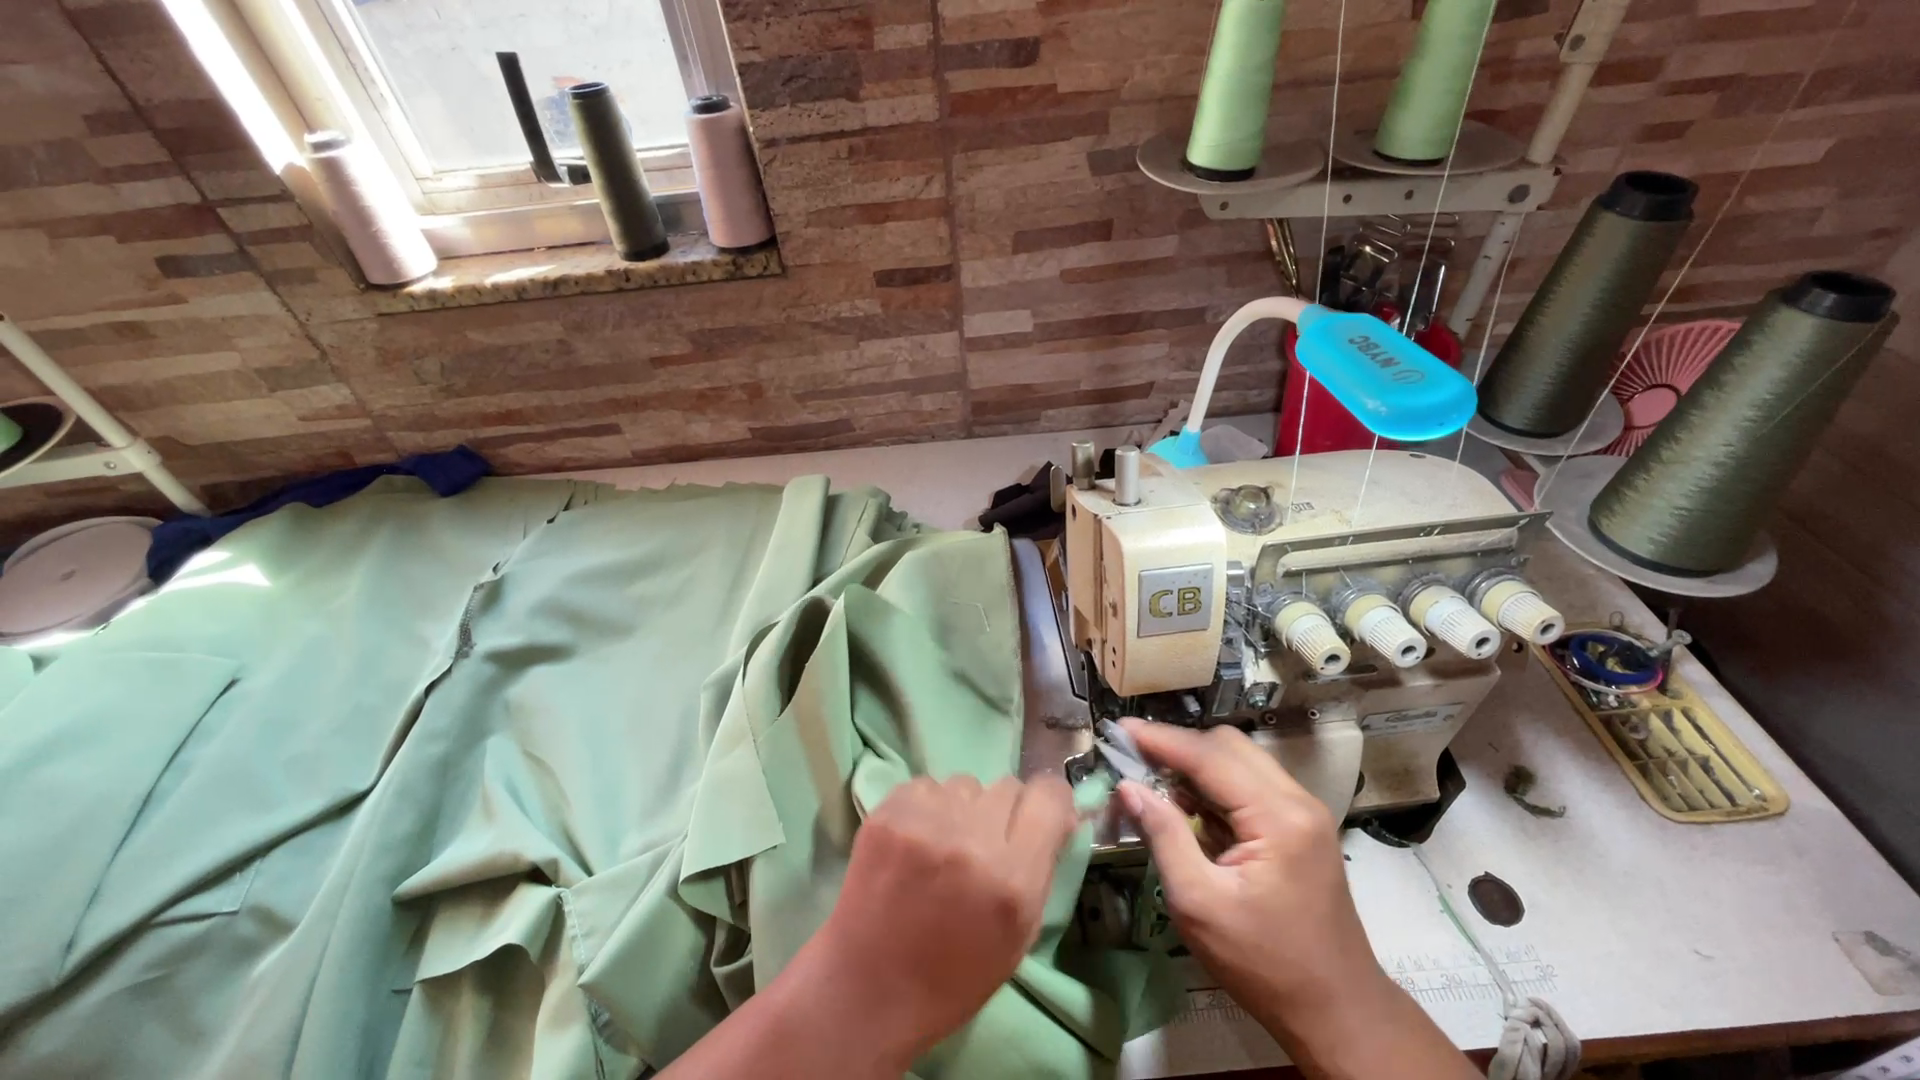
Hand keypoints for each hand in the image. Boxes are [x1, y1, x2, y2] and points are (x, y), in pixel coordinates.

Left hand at [803, 773, 1077, 1067]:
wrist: (870, 987)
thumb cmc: (955, 975)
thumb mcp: (1021, 934)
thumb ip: (1042, 868)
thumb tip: (1060, 814)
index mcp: (1013, 878)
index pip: (1048, 796)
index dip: (1050, 802)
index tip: (1041, 817)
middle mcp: (972, 841)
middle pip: (1007, 786)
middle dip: (1004, 812)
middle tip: (987, 845)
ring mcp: (925, 824)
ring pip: (965, 784)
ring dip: (964, 808)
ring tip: (946, 846)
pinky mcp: (887, 815)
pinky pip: (925, 786)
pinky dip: (927, 807)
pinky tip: (916, 842)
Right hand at [1115, 719, 1384, 1038]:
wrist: (1336, 1009)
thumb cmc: (1263, 963)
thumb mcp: (1198, 903)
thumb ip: (1164, 836)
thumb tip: (1129, 788)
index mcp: (1278, 816)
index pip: (1209, 756)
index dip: (1160, 739)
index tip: (1118, 730)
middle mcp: (1297, 802)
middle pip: (1229, 747)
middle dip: (1178, 746)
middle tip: (1132, 760)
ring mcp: (1304, 814)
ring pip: (1242, 762)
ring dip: (1196, 765)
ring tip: (1151, 781)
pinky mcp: (1301, 830)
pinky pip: (1252, 788)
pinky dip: (1216, 788)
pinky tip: (1186, 807)